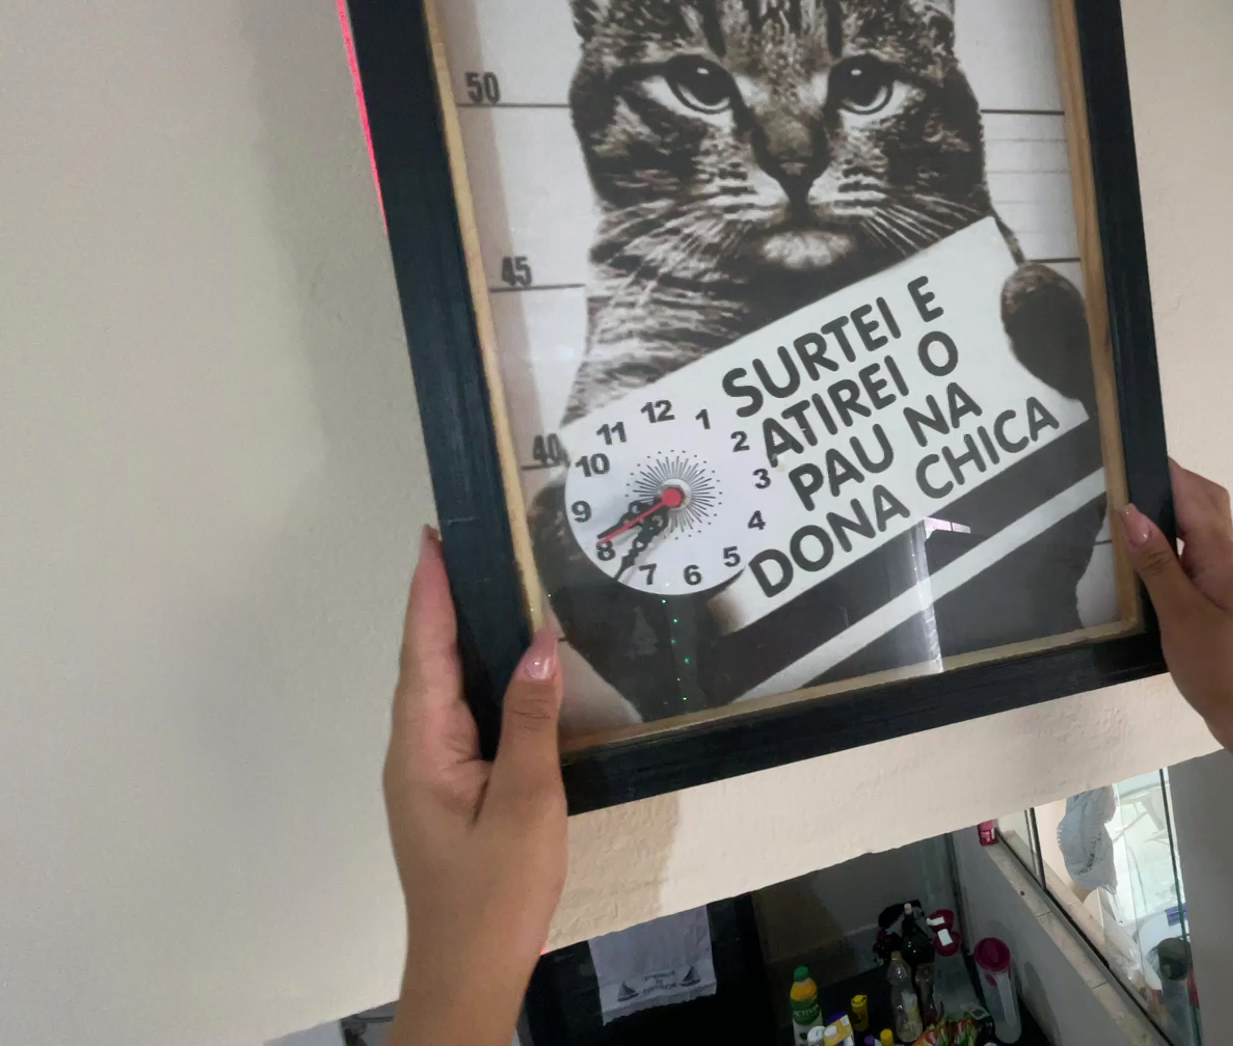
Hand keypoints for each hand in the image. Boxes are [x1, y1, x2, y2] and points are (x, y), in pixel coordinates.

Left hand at [385, 529, 567, 1045]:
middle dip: (440, 602)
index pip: (424, 654)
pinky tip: (507, 663)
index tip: (435, 540)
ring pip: (442, 685)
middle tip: (468, 548)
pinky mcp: (453, 781)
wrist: (473, 964)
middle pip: (424, 662)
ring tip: (487, 586)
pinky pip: (462, 709)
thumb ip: (533, 719)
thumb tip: (543, 643)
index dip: (429, 595)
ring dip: (457, 633)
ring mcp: (432, 768)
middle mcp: (417, 751)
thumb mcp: (526, 799)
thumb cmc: (498, 885)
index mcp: (423, 749)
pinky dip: (476, 671)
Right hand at [1117, 461, 1232, 747]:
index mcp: (1218, 555)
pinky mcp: (1209, 599)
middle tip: (1124, 478)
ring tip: (1121, 510)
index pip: (1195, 495)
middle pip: (1204, 503)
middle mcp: (1222, 559)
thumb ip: (1156, 563)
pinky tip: (1137, 558)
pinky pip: (1186, 555)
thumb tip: (1131, 510)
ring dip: (1166, 511)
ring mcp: (1218, 579)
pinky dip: (1164, 543)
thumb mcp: (1181, 614)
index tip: (1128, 453)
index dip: (1166, 470)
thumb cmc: (1220, 665)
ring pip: (1195, 529)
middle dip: (1170, 482)